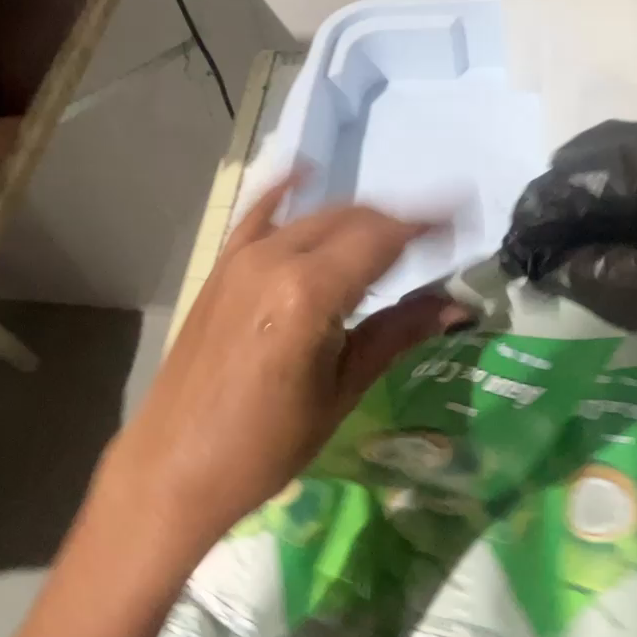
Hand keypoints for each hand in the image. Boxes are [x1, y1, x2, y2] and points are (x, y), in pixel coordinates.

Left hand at [97, 175, 471, 546]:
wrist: (176, 464)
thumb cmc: (266, 445)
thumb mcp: (340, 392)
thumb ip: (395, 335)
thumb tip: (453, 305)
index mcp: (310, 293)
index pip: (382, 239)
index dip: (426, 225)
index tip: (460, 216)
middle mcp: (274, 258)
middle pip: (350, 220)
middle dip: (395, 222)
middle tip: (432, 240)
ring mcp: (241, 257)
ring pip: (312, 216)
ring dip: (354, 218)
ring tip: (388, 235)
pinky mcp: (221, 266)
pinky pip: (257, 214)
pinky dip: (286, 193)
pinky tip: (306, 173)